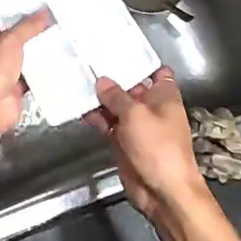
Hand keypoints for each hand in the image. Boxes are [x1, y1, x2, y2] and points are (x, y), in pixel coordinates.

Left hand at [0, 9, 52, 134]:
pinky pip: (31, 75)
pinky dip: (42, 71)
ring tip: (58, 38)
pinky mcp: (14, 85)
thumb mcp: (10, 40)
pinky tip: (56, 63)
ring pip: (24, 55)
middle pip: (15, 36)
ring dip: (38, 51)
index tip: (36, 3)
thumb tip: (42, 13)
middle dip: (32, 30)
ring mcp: (3, 68)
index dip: (18, 9)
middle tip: (51, 20)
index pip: (1, 15)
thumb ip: (28, 26)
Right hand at [84, 67, 206, 215]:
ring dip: (100, 97)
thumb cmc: (158, 147)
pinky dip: (95, 117)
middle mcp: (151, 107)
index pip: (156, 70)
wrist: (164, 193)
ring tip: (76, 80)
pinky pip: (107, 123)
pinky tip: (79, 107)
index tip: (119, 48)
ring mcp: (137, 125)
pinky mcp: (124, 142)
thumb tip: (102, 81)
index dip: (141, 59)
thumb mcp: (136, 114)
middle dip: (112, 76)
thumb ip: (116, 96)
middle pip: (130, 86)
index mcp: (164, 96)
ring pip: (115, 105)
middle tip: (86, 59)